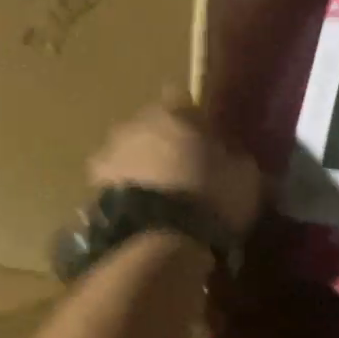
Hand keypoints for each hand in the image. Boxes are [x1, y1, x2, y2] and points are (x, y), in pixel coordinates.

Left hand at [87, 92, 262, 235]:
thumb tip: (234, 154)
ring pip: (134, 153)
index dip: (200, 117)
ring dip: (149, 165)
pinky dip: (137, 189)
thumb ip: (235, 156)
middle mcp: (132, 126)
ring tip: (173, 191)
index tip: (215, 134)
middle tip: (194, 164)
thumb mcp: (246, 173)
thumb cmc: (211, 194)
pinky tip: (157, 208)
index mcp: (171, 114)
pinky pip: (122, 181)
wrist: (160, 238)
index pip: (184, 99)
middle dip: (170, 141)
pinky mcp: (92, 189)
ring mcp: (106, 157)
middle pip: (154, 126)